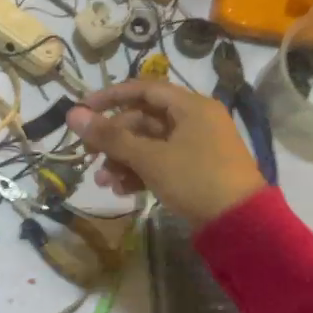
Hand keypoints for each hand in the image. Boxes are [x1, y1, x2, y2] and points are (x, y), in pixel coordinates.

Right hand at [66, 80, 265, 229]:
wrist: (239, 223)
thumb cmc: (195, 179)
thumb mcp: (149, 157)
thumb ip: (110, 136)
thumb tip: (72, 114)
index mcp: (190, 107)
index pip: (143, 89)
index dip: (110, 96)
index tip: (82, 110)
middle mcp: (194, 120)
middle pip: (142, 120)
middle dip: (113, 140)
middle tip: (89, 156)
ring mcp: (195, 146)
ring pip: (148, 144)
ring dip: (122, 161)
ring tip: (104, 183)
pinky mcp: (194, 169)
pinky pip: (159, 162)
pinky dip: (139, 173)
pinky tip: (122, 191)